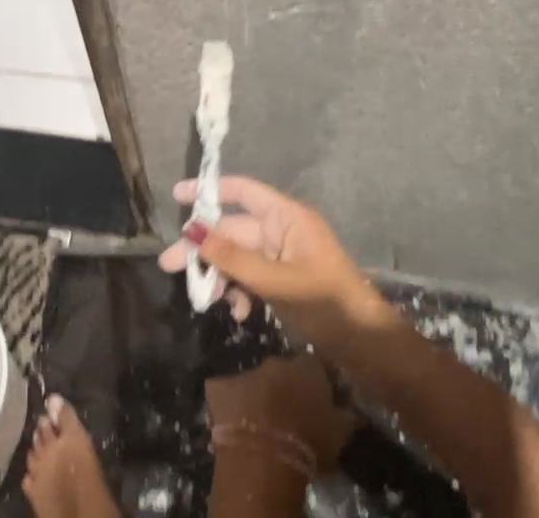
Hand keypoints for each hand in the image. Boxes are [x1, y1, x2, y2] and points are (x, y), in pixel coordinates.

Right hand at [157, 176, 391, 337]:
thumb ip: (231, 256)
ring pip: (239, 257)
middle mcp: (283, 231)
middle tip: (169, 266)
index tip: (176, 197)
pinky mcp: (285, 282)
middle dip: (204, 249)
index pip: (241, 191)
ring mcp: (284, 258)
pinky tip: (239, 314)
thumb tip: (190, 230)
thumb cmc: (326, 304)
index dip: (208, 191)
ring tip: (206, 299)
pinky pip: (252, 278)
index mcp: (286, 217)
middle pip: (233, 230)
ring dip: (221, 276)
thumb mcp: (274, 281)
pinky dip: (240, 292)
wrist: (369, 347)